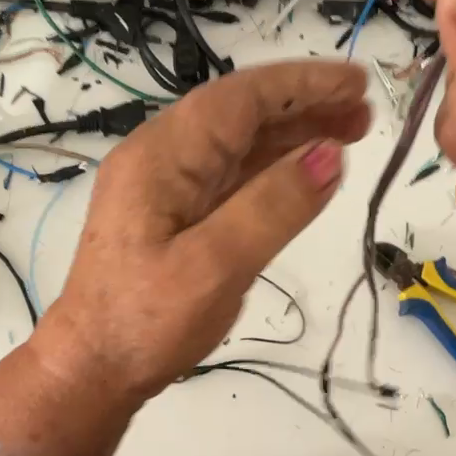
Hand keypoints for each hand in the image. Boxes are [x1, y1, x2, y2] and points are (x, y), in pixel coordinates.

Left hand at [32, 62, 371, 401]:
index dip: (303, 86)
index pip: (241, 98)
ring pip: (236, 149)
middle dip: (303, 109)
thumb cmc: (146, 323)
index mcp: (162, 156)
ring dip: (291, 139)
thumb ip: (273, 207)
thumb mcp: (215, 265)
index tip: (359, 84)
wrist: (91, 371)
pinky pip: (228, 182)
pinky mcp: (171, 223)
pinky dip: (269, 174)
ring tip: (348, 139)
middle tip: (364, 117)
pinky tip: (300, 179)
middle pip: (240, 116)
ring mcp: (164, 193)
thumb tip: (329, 155)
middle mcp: (160, 161)